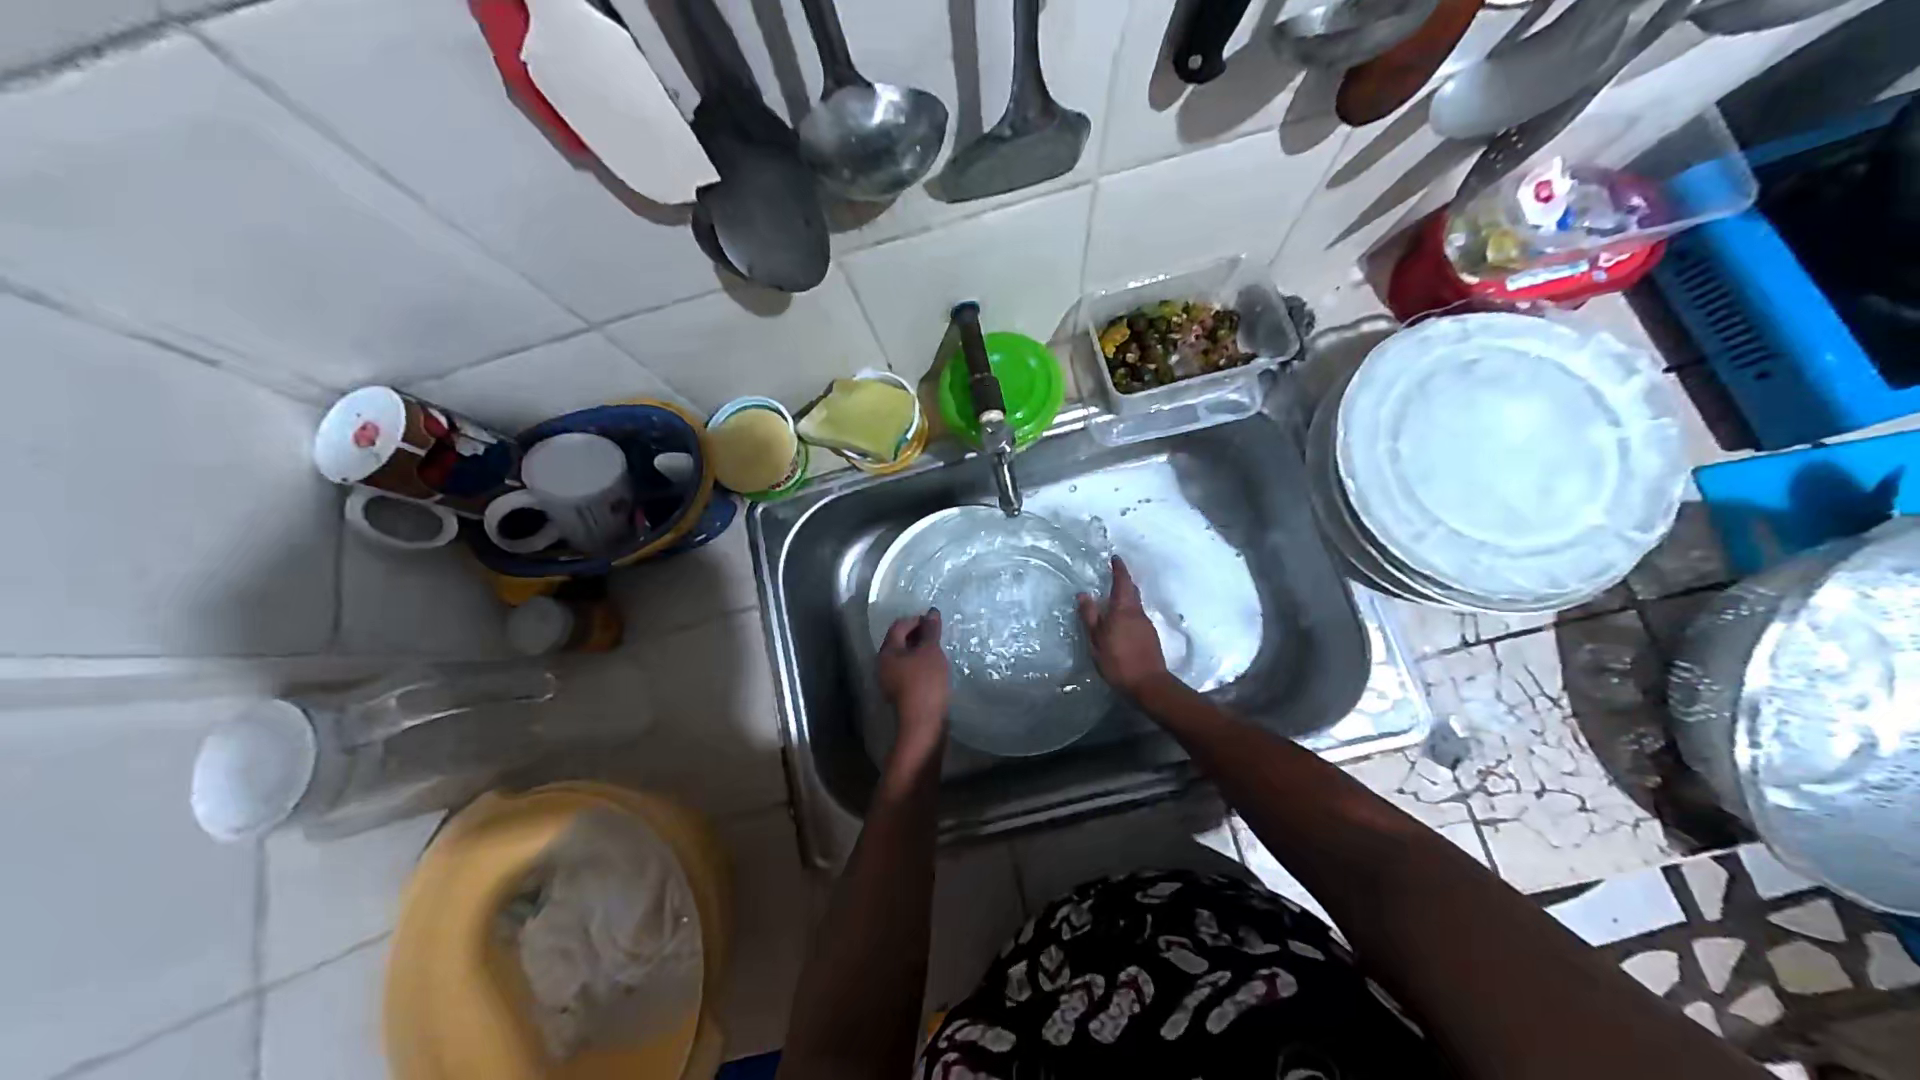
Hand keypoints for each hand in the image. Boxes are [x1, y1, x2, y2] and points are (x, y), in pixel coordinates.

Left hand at [877, 609, 949, 753]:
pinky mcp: (900, 693)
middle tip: (937, 633)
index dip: (916, 619)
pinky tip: (934, 666)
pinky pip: (908, 670)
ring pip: (904, 657)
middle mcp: (883, 665)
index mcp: (886, 652)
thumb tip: (932, 612)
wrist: (924, 722)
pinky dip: (920, 663)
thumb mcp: (930, 651)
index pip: (898, 626)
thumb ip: (930, 630)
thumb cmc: (925, 681)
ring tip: (938, 648)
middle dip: (917, 634)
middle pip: (899, 641)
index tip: (934, 620)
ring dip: (919, 650)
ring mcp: (890, 680)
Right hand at [1078, 556, 1172, 698]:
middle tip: (1113, 575)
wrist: (1149, 684)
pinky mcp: (1150, 636)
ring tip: (1113, 598)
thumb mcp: (1096, 639)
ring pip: (1135, 604)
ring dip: (1126, 597)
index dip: (1119, 569)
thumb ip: (1090, 616)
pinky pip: (1137, 616)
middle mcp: (1137, 613)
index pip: (1122, 582)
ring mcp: (1146, 625)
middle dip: (1123, 581)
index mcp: (1123, 609)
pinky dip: (1129, 611)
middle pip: (1132, 591)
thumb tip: (1083, 594)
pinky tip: (1121, 620)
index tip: (1115, 558)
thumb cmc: (1118, 661)